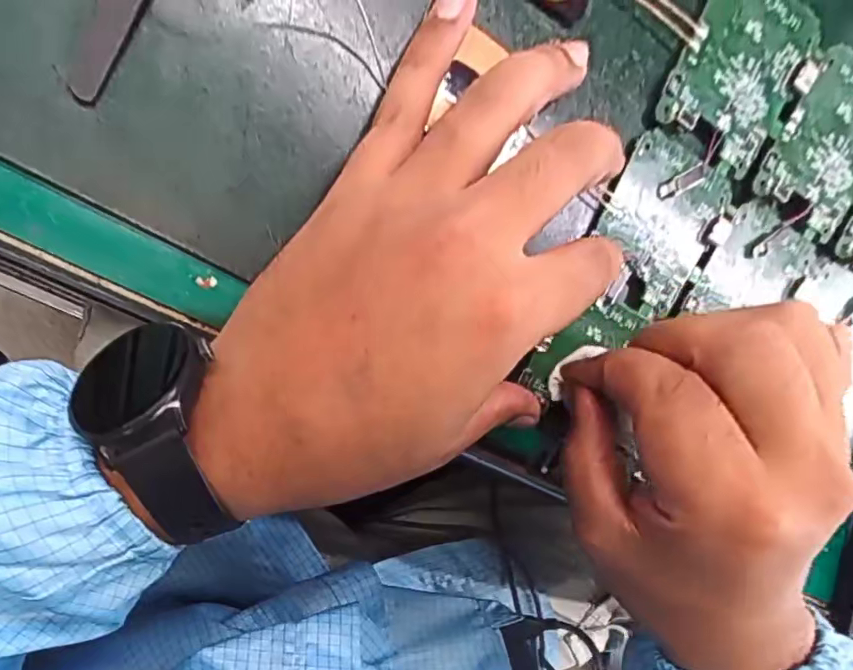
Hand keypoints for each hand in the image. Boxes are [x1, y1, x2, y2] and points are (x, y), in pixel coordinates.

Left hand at [184, 0, 624, 520]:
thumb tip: (523, 392)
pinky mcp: (353, 190)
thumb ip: (495, 404)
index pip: (591, 265)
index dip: (598, 274)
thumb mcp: (440, 439)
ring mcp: (409, 202)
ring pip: (496, 102)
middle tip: (597, 160)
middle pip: (567, 159)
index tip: (586, 281)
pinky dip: (430, 46)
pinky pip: (400, 100)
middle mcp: (471, 238)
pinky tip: (455, 9)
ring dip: (544, 71)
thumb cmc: (348, 444)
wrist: (253, 423)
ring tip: (568, 62)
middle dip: (598, 156)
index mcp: (505, 311)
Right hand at [562, 303, 852, 669]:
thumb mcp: (598, 529)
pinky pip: (821, 346)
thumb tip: (587, 383)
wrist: (739, 620)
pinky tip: (722, 369)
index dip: (616, 369)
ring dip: (715, 331)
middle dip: (668, 338)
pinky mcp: (847, 435)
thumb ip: (586, 451)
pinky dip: (763, 340)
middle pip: (744, 346)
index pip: (673, 395)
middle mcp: (799, 468)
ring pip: (790, 330)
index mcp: (727, 505)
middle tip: (628, 364)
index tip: (582, 374)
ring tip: (673, 364)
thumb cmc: (662, 586)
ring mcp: (836, 448)